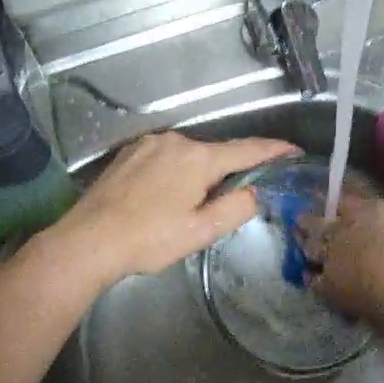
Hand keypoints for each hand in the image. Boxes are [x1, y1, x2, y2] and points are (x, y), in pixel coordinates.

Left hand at [43, 132, 297, 286]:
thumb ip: (236, 209)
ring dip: (197, 176)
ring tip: (190, 208)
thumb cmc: (149, 239)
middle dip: (228, 173)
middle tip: (231, 203)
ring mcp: (147, 145)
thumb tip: (255, 193)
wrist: (89, 240)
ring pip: (187, 157)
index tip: (294, 150)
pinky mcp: (127, 155)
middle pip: (215, 154)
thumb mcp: (201, 231)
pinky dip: (173, 175)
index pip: (247, 150)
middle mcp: (175, 142)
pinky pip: (163, 160)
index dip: (273, 151)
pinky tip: (163, 199)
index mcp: (198, 158)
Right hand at [301, 192, 383, 338]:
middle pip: (310, 251)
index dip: (315, 282)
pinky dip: (335, 196)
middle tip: (308, 245)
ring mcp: (341, 230)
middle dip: (307, 249)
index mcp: (331, 290)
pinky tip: (331, 192)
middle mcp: (329, 259)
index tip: (316, 280)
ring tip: (304, 218)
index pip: (316, 286)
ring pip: (315, 224)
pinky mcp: (359, 206)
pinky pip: (340, 198)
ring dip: (310, 222)